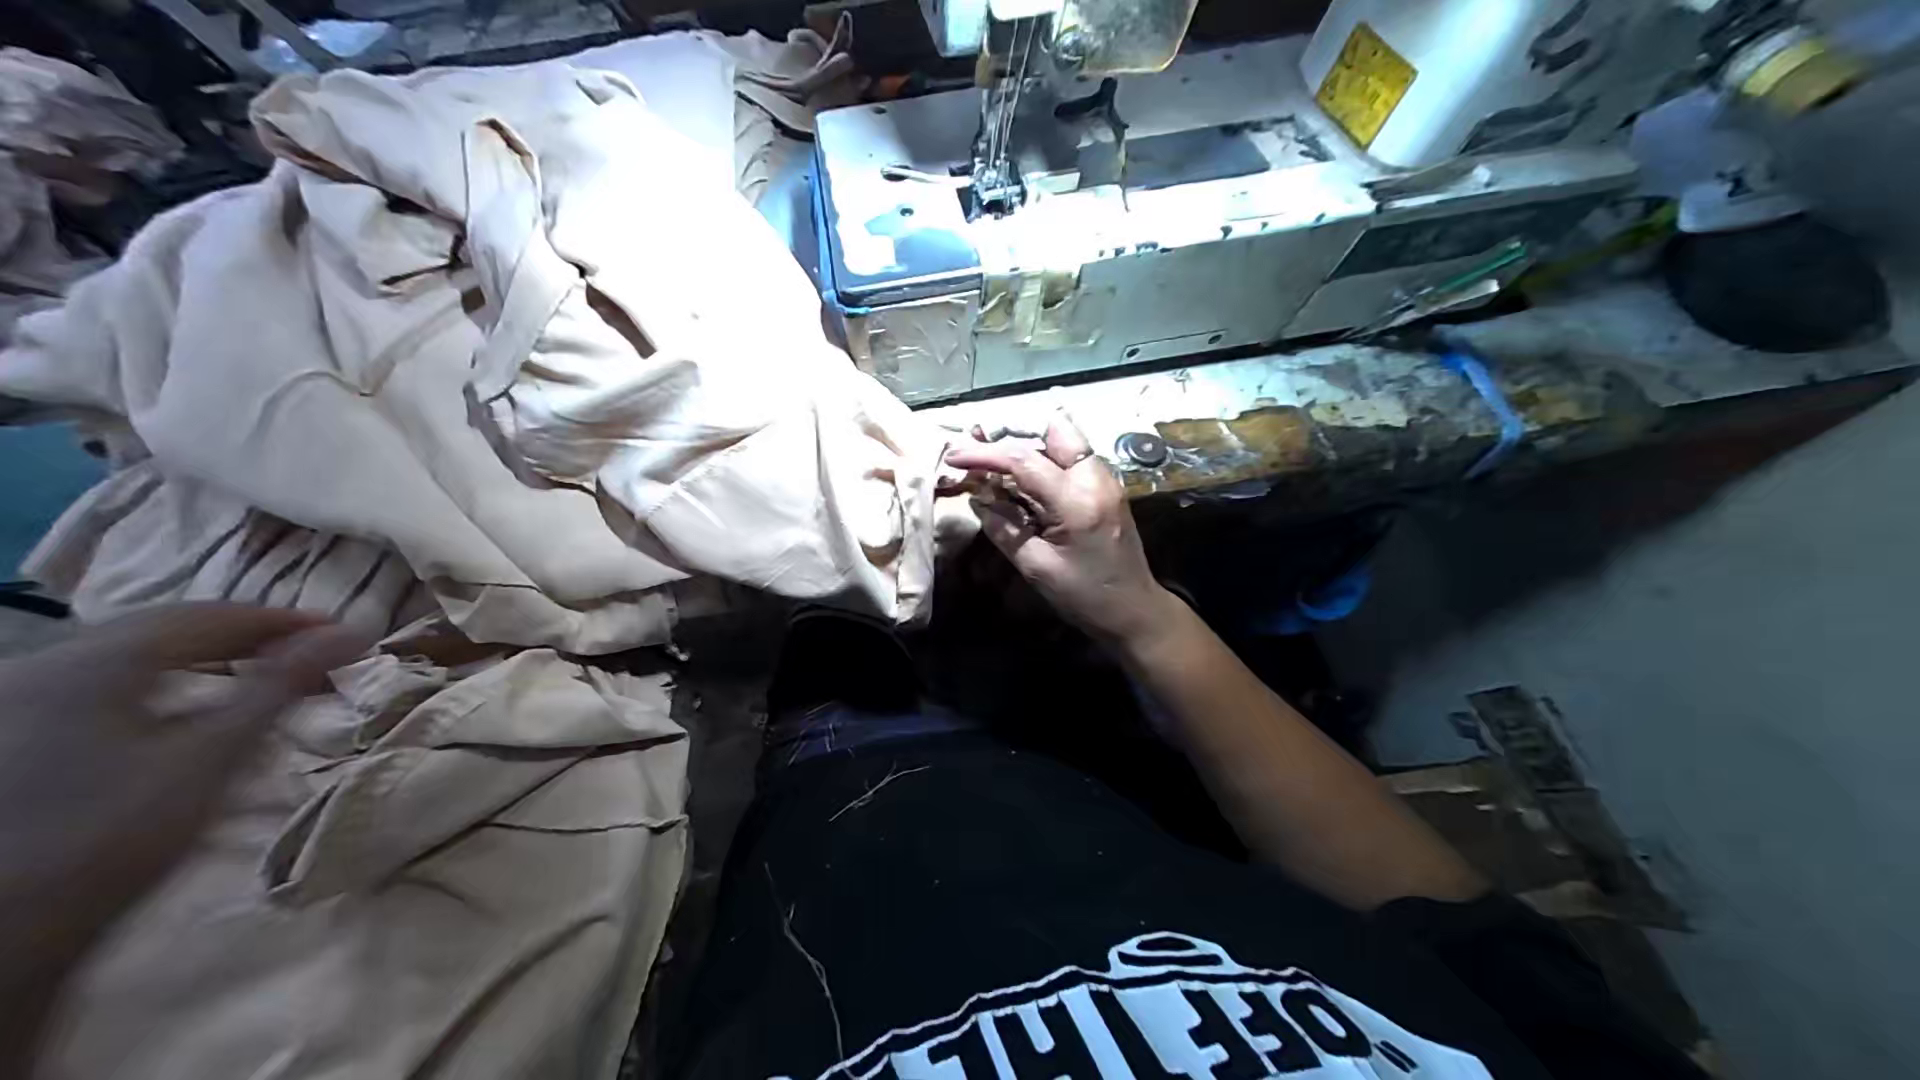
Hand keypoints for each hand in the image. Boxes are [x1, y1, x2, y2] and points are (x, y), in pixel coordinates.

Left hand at [0, 605, 366, 981]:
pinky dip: (168, 674)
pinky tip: (194, 696)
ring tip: (265, 669)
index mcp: (95, 662)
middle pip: (168, 627)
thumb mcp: (216, 753)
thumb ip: (283, 683)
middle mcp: (45, 664)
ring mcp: (17, 697)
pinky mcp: (11, 728)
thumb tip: (354, 630)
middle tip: (312, 650)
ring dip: (209, 653)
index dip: (285, 620)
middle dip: (248, 634)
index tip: (345, 633)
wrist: (11, 927)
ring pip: (135, 651)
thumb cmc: (121, 833)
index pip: (210, 615)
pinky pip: (107, 677)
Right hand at [945, 411, 1176, 644]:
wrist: (1135, 611)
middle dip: (1012, 432)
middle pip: (1053, 430)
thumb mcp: (1037, 567)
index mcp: (1077, 500)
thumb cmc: (1085, 596)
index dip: (985, 454)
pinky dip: (1042, 459)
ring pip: (1063, 440)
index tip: (955, 456)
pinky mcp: (1105, 489)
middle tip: (979, 446)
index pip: (1024, 460)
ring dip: (1027, 444)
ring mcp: (1104, 481)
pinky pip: (1070, 459)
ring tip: (993, 459)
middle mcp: (1095, 479)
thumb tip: (979, 500)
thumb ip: (1004, 529)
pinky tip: (1020, 478)